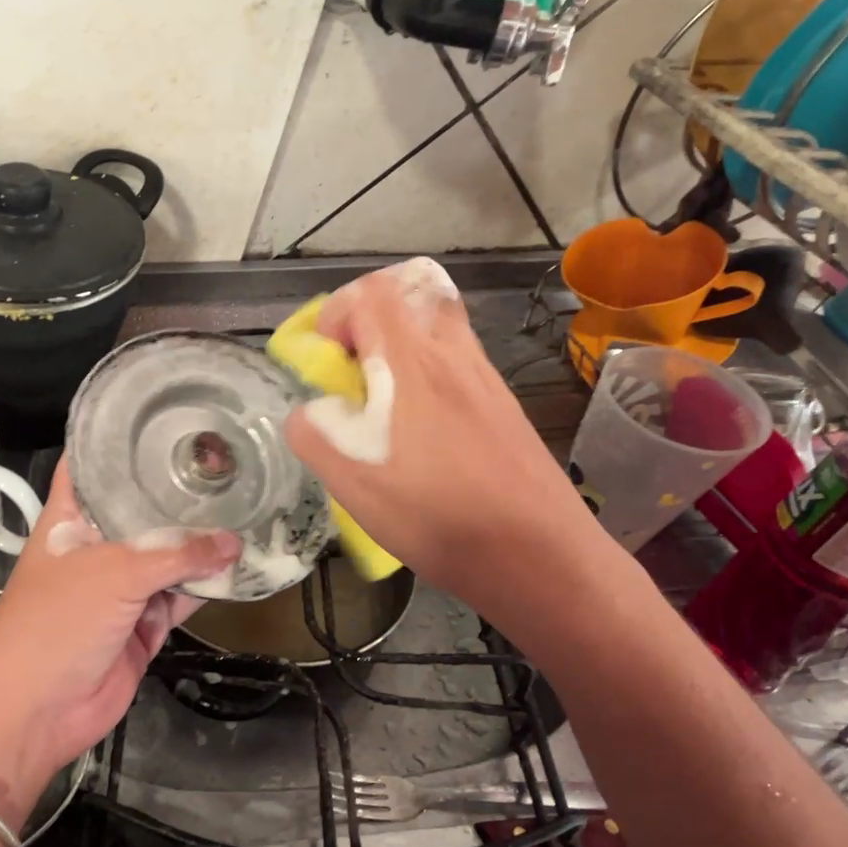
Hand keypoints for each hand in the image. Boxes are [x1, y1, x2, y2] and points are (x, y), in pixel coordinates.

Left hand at [0, 461, 240, 819]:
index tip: (160, 415)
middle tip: (226, 458)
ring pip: (168, 555)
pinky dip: (207, 585)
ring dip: (201, 541)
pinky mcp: (143, 624)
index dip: (117, 439)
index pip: (90, 464)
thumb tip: (233, 542)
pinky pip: (180, 596)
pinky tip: (240, 562)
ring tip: (247, 502)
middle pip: (140, 509)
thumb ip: (175, 555)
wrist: (35, 712)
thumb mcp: (112, 574)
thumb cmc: (56, 623)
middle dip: (177, 492)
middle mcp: (96, 545)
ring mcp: (120, 586)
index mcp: (70, 518)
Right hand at [282, 259, 613, 619]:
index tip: (324, 360)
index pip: (371, 292)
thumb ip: (314, 435)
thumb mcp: (352, 484)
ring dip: (403, 346)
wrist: (538, 555)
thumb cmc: (437, 515)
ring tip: (385, 403)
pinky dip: (430, 375)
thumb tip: (310, 412)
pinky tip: (422, 434)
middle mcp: (454, 356)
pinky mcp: (505, 407)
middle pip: (416, 291)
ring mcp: (486, 379)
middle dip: (374, 315)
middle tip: (357, 365)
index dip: (335, 312)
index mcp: (413, 362)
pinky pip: (459, 364)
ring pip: (441, 328)